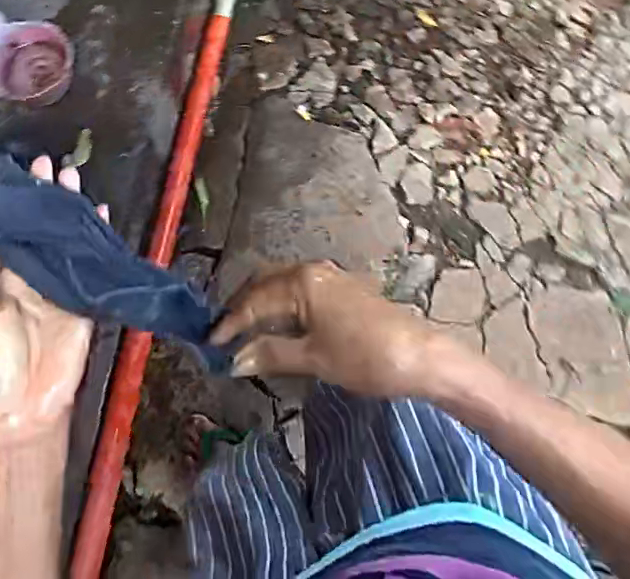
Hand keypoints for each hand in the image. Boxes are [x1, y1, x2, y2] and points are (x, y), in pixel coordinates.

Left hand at [0, 156, 99, 444]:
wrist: (24, 411)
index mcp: (5, 279)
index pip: (13, 232)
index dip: (18, 204)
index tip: (20, 172)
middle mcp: (34, 276)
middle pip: (43, 230)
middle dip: (47, 199)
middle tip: (51, 165)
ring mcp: (62, 285)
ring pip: (68, 240)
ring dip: (71, 212)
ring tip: (73, 179)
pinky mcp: (85, 297)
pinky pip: (93, 263)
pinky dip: (99, 240)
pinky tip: (101, 215)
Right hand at [211, 261, 465, 398]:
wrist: (419, 356)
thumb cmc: (364, 356)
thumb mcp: (314, 358)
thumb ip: (271, 354)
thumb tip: (234, 360)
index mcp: (302, 281)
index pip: (255, 300)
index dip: (230, 322)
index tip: (210, 344)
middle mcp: (314, 270)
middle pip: (266, 282)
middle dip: (241, 305)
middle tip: (223, 333)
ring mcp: (330, 277)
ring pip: (283, 285)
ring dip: (261, 304)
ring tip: (244, 331)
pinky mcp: (342, 289)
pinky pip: (300, 290)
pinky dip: (281, 306)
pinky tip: (278, 326)